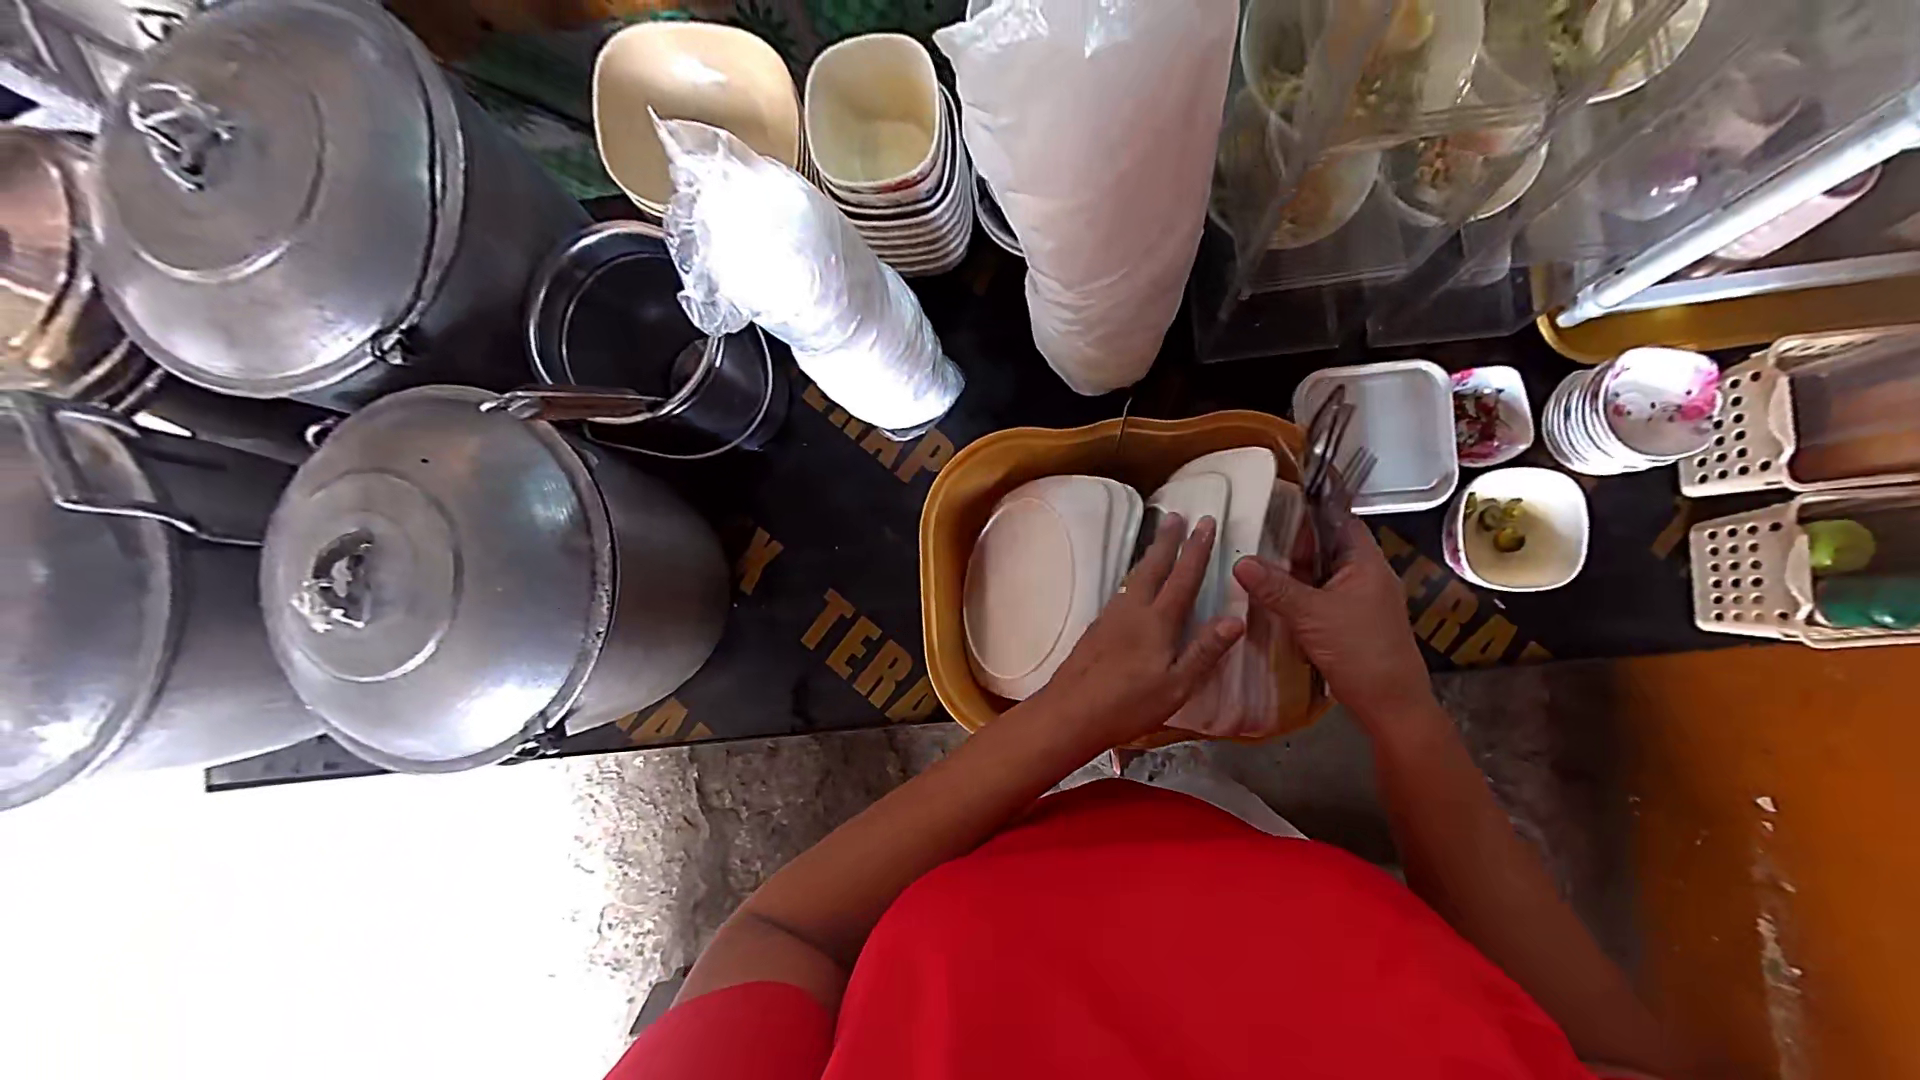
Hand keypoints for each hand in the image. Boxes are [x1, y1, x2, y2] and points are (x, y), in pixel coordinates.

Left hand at [1029, 514, 1245, 748]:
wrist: (1069, 712)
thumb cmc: (1128, 704)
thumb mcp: (1177, 686)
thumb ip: (1204, 651)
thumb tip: (1236, 618)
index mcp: (1157, 621)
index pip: (1183, 578)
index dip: (1197, 550)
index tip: (1206, 522)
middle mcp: (1132, 610)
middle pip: (1153, 567)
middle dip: (1167, 540)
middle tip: (1176, 515)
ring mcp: (1109, 617)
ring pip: (1134, 577)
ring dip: (1149, 556)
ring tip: (1157, 541)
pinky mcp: (1096, 628)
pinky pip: (1121, 591)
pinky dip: (1134, 577)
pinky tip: (1132, 585)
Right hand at [1232, 515, 1435, 730]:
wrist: (1389, 703)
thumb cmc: (1359, 650)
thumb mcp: (1311, 614)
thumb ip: (1275, 587)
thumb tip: (1240, 562)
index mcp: (1366, 564)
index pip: (1341, 521)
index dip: (1314, 508)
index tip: (1278, 501)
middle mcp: (1364, 576)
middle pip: (1326, 546)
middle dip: (1293, 540)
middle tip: (1254, 529)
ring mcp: (1356, 600)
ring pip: (1319, 573)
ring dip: (1292, 568)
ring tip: (1254, 556)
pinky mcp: (1346, 621)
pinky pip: (1317, 595)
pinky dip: (1295, 591)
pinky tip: (1268, 592)